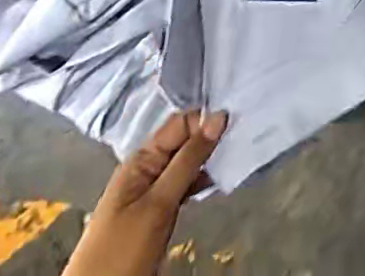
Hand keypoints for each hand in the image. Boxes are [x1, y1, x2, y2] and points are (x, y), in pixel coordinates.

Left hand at [62, 109, 226, 275]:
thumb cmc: (123, 249)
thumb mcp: (158, 203)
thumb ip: (188, 160)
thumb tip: (218, 116)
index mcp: (141, 160)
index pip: (180, 123)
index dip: (206, 120)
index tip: (235, 124)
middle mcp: (147, 168)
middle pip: (184, 139)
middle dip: (211, 137)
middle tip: (241, 137)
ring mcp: (154, 190)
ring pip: (188, 161)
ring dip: (210, 157)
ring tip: (236, 155)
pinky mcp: (161, 209)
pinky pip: (186, 182)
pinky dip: (203, 178)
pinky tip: (220, 179)